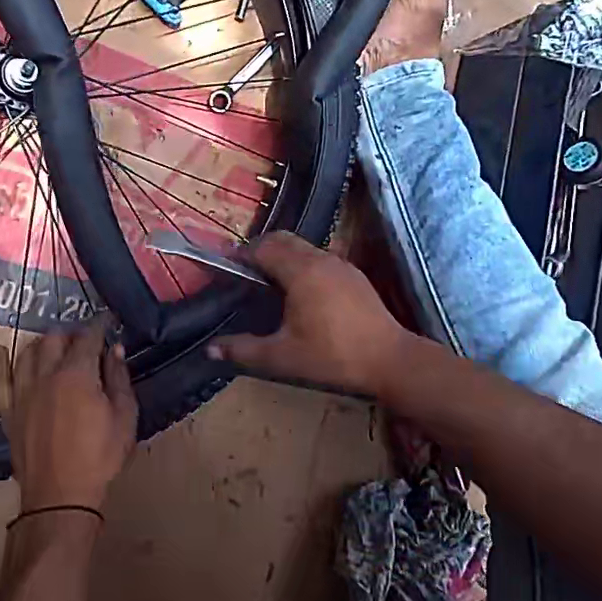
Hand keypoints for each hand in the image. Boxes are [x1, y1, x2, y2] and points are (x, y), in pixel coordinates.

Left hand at [0, 314, 137, 512]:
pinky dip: (0, 363)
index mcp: (77, 374)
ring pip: (28, 352)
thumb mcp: (124, 418)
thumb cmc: (99, 458)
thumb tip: (115, 350)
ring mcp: (22, 392)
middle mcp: (46, 375)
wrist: (60, 496)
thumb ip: (119, 379)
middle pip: (55, 339)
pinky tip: (2, 353)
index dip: (99, 326)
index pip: (88, 337)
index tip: (107, 322)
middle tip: (85, 341)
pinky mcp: (8, 410)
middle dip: (72, 333)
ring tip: (55, 347)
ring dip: (43, 344)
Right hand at [206, 232, 434, 396]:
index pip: (262, 247)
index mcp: (300, 271)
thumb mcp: (282, 357)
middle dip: (260, 250)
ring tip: (268, 283)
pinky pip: (319, 258)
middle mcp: (320, 259)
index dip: (241, 255)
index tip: (227, 270)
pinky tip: (300, 293)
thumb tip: (209, 349)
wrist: (392, 361)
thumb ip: (243, 350)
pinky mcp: (354, 276)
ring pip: (302, 247)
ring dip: (281, 256)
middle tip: (244, 274)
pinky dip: (301, 264)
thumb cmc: (333, 356)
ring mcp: (341, 265)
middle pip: (282, 239)